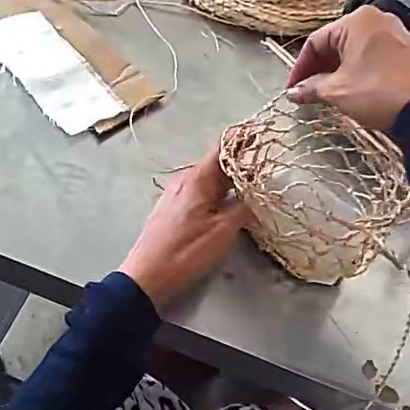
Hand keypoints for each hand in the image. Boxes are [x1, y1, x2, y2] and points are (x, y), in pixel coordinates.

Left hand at [118, 143, 248, 308]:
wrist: (147, 277)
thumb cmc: (186, 251)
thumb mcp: (223, 231)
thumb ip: (242, 210)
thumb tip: (253, 199)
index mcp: (197, 180)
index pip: (222, 149)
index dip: (241, 140)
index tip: (258, 132)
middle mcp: (184, 182)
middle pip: (216, 166)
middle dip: (239, 163)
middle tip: (262, 165)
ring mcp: (175, 197)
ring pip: (207, 182)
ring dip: (228, 182)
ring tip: (249, 186)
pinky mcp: (171, 213)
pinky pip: (199, 196)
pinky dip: (216, 196)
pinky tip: (226, 207)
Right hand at [285, 6, 409, 130]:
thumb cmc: (378, 92)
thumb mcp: (338, 91)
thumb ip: (312, 88)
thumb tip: (295, 92)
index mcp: (356, 20)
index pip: (315, 41)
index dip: (300, 68)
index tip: (293, 89)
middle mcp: (376, 19)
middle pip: (335, 43)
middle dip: (319, 70)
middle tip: (308, 93)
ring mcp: (393, 33)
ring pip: (354, 51)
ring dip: (337, 72)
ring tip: (327, 95)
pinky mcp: (405, 50)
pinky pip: (371, 57)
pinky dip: (357, 72)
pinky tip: (351, 91)